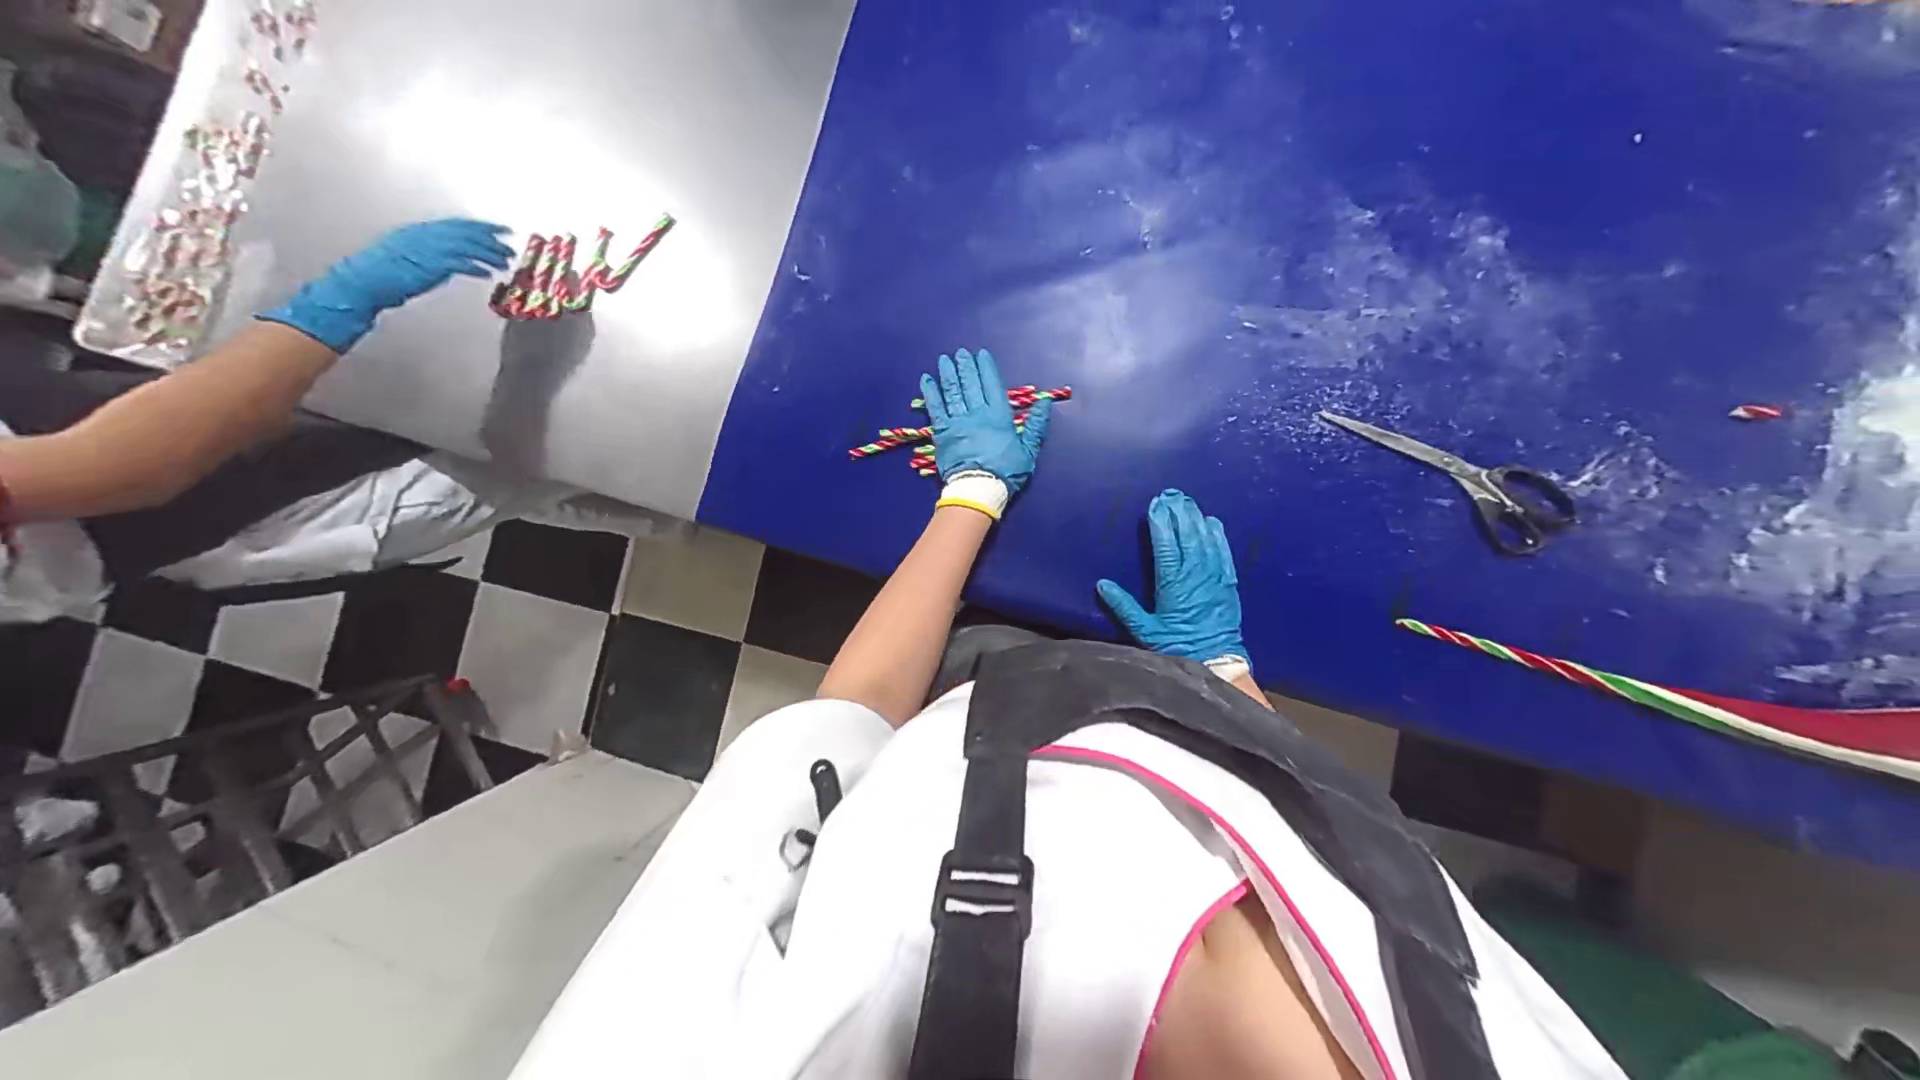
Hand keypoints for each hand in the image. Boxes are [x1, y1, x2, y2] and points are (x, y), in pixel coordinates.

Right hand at [258, 218, 514, 351]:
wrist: (358, 286)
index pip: (452, 224)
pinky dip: (475, 266)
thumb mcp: (407, 257)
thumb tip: (456, 256)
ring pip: (464, 246)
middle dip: (488, 236)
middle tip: (509, 241)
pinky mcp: (425, 266)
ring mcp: (422, 250)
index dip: (478, 226)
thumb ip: (430, 253)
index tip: (499, 229)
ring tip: (505, 260)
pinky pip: (457, 263)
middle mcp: (419, 236)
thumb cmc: (380, 276)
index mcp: (414, 232)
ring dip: (488, 252)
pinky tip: (488, 272)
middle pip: (461, 231)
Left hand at [921, 348, 1051, 494]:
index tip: (981, 355)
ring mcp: (958, 422)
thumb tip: (1045, 402)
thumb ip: (1035, 425)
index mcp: (998, 416)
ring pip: (952, 392)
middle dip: (965, 367)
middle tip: (960, 353)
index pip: (992, 385)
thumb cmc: (1006, 472)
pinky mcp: (942, 433)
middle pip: (970, 384)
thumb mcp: (1028, 450)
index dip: (986, 368)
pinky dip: (931, 393)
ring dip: (948, 374)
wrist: (979, 489)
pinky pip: (935, 408)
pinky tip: (927, 380)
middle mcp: (977, 413)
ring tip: (944, 360)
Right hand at [1097, 489, 1246, 668]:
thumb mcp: (1144, 630)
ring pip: (1205, 539)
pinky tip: (1211, 521)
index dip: (1160, 523)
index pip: (1166, 545)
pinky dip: (1217, 534)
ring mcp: (1215, 576)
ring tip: (1186, 500)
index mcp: (1172, 584)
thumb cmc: (1176, 646)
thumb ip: (1123, 606)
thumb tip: (1101, 584)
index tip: (1155, 505)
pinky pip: (1223, 551)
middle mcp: (1195, 575)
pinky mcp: (1228, 582)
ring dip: (1195, 517)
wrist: (1215, 660)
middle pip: (1187, 535)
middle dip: (1178, 512)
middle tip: (1170, 494)